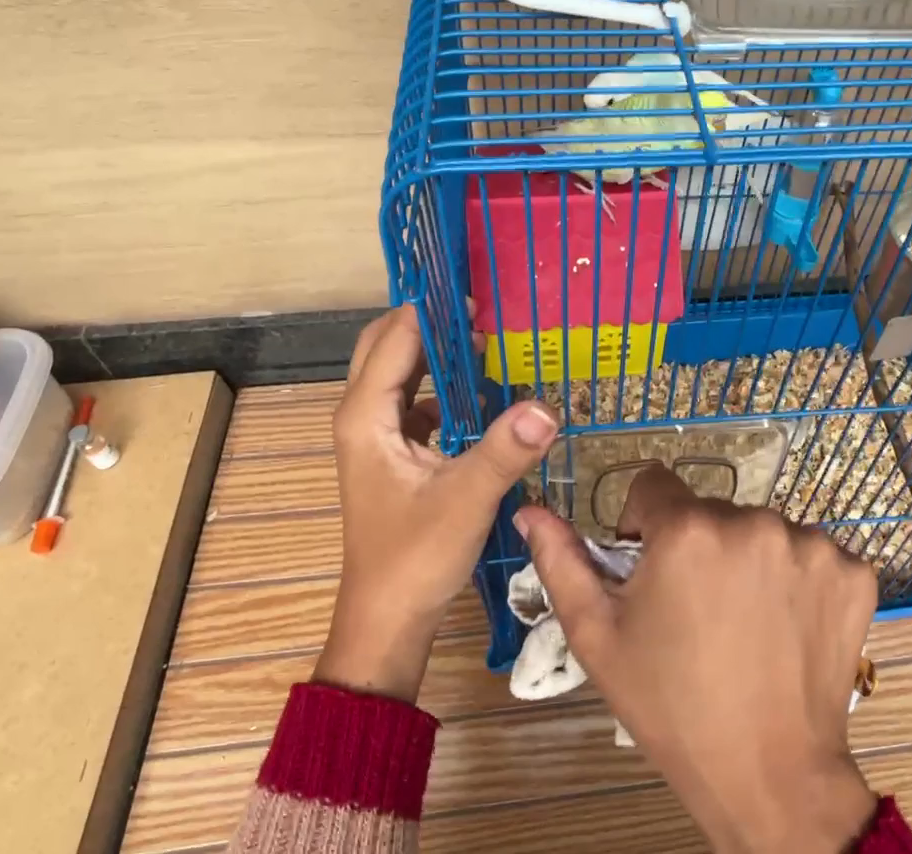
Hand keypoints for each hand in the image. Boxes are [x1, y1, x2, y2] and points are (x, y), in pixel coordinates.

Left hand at [317, 306, 558, 701]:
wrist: (387, 619)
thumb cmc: (415, 557)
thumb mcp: (466, 500)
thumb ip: (505, 450)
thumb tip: (547, 406)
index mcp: (366, 416)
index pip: (397, 337)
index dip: (435, 310)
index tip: (482, 293)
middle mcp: (363, 417)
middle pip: (390, 346)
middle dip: (432, 322)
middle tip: (487, 310)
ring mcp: (376, 437)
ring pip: (402, 374)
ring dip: (437, 353)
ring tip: (491, 339)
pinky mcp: (394, 456)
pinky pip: (415, 403)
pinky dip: (443, 386)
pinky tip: (484, 393)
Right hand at [515, 466, 879, 853]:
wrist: (770, 776)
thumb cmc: (671, 707)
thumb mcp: (597, 637)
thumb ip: (561, 561)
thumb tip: (530, 510)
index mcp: (688, 530)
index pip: (655, 486)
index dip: (643, 526)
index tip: (651, 573)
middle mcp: (754, 521)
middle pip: (710, 511)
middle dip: (696, 546)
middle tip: (695, 611)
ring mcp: (812, 545)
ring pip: (760, 530)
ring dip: (747, 561)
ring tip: (743, 624)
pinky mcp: (853, 572)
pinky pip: (811, 554)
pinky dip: (797, 580)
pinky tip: (785, 627)